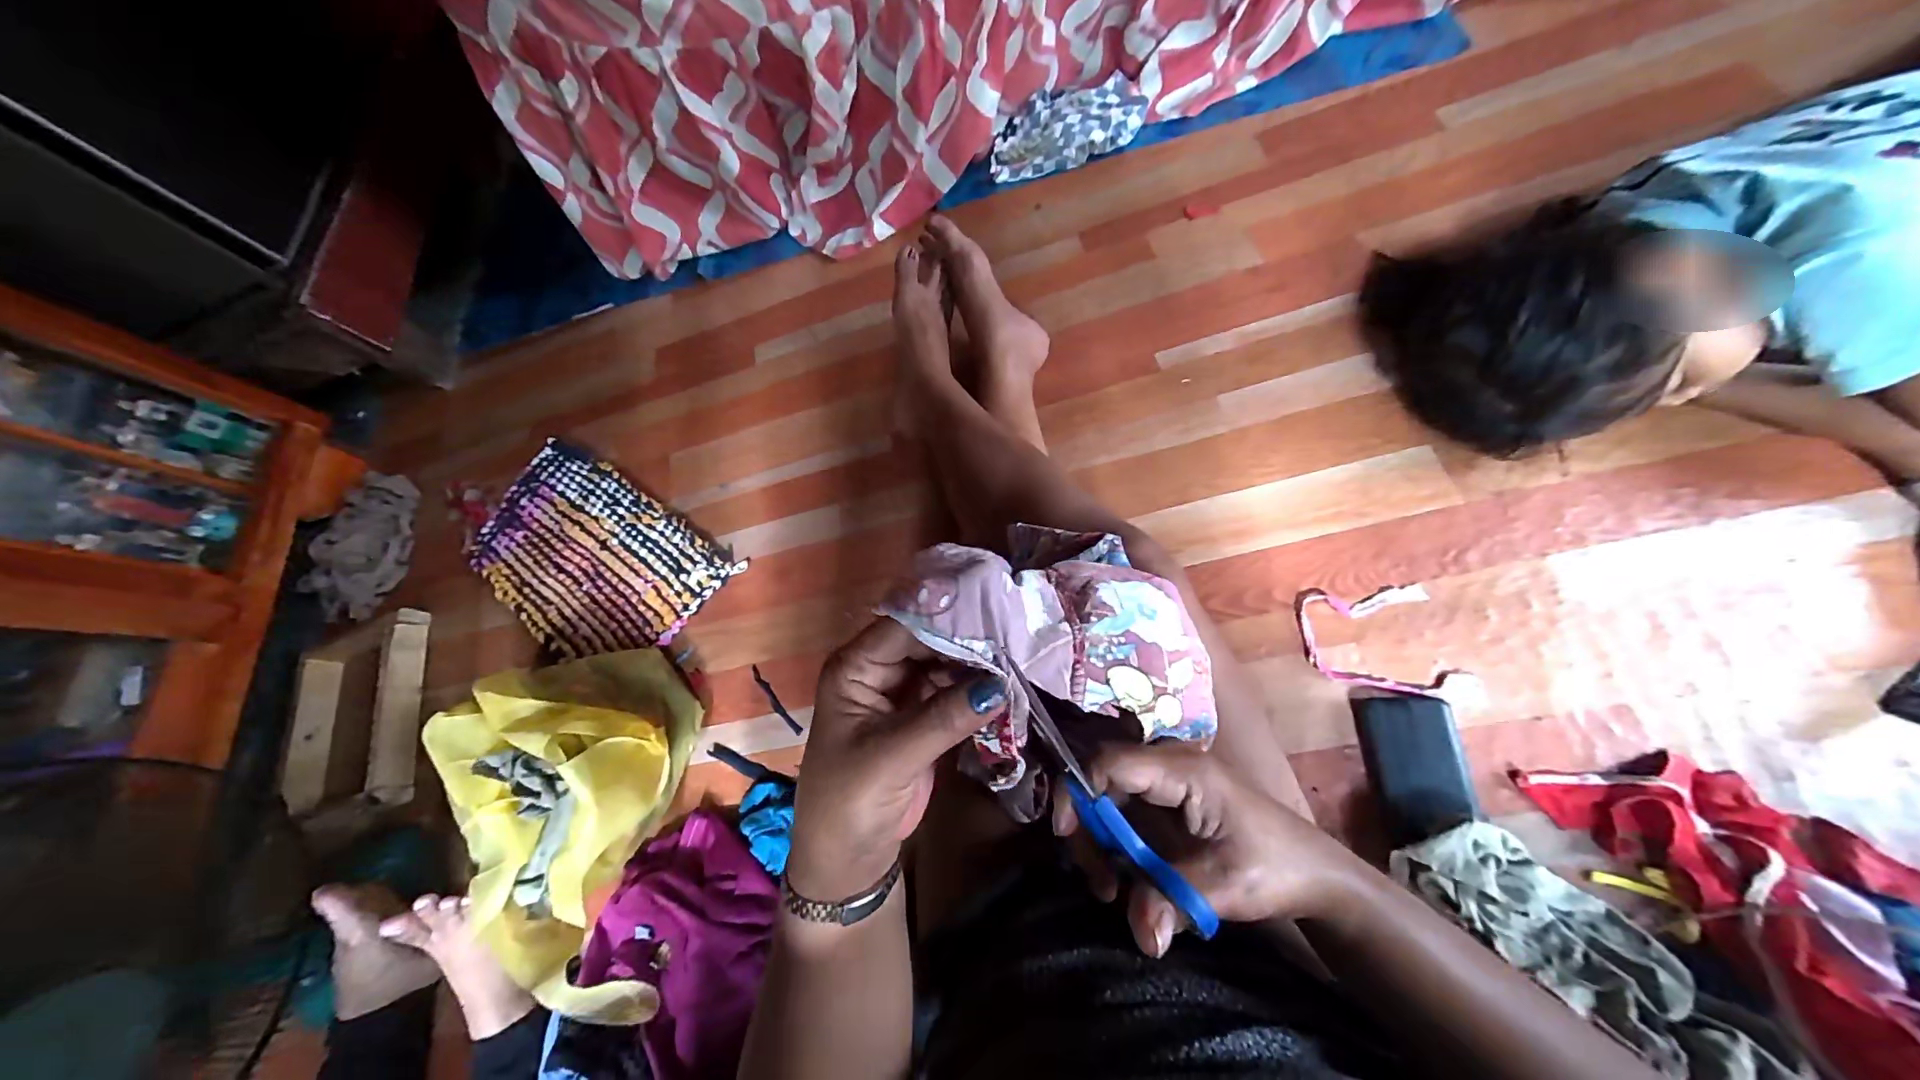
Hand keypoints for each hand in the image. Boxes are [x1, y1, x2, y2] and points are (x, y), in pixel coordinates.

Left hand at [786, 618, 1007, 901]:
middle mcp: (877, 671)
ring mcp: (902, 694)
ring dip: (978, 665)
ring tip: (1021, 657)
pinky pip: (954, 692)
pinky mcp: (922, 717)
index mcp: (855, 668)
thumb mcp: (893, 757)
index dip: (947, 617)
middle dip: (969, 640)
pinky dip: (978, 691)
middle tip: (1018, 635)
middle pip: (928, 641)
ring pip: (945, 665)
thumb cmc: (850, 803)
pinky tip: (1008, 687)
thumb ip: (944, 718)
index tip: (995, 611)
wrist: (847, 861)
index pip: (904, 627)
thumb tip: (999, 684)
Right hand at [1059, 742, 1367, 956]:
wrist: (1314, 874)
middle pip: (1100, 780)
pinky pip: (1121, 816)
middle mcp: (1167, 768)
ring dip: (1097, 843)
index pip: (1110, 761)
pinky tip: (1126, 883)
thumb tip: (1141, 936)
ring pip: (1106, 800)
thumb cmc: (1276, 866)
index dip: (1080, 790)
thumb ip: (1175, 900)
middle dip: (1086, 828)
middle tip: (1100, 882)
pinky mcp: (1165, 806)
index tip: (1066, 834)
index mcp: (1183, 771)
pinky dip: (1113, 847)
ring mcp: (1165, 786)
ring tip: (1112, 890)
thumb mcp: (1226, 887)